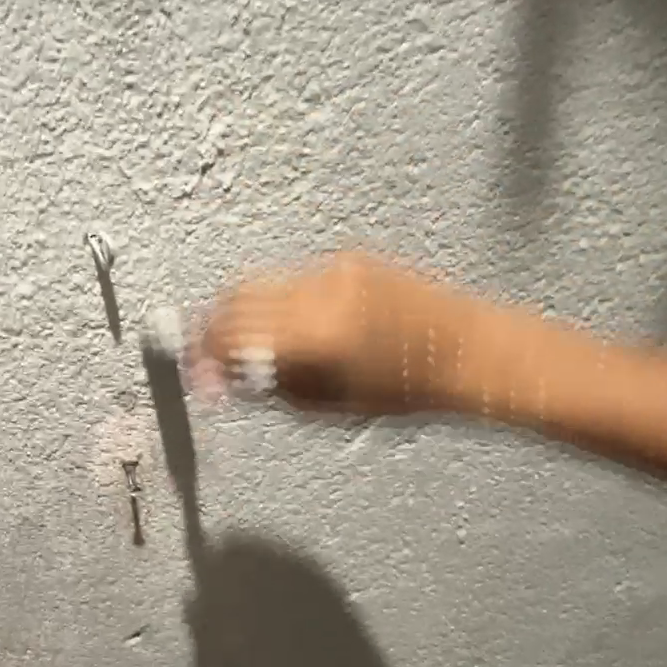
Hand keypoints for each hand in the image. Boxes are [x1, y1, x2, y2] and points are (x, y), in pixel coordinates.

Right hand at [188, 252, 478, 413]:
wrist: (470, 350)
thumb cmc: (408, 390)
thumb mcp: (328, 406)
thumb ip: (269, 387)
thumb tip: (226, 376)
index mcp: (314, 334)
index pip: (232, 333)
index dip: (204, 353)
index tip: (197, 370)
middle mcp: (320, 292)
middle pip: (236, 297)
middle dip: (212, 325)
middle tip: (207, 352)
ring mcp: (334, 270)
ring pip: (261, 283)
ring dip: (243, 311)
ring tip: (246, 341)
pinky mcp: (348, 260)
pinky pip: (294, 279)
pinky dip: (279, 301)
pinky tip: (290, 325)